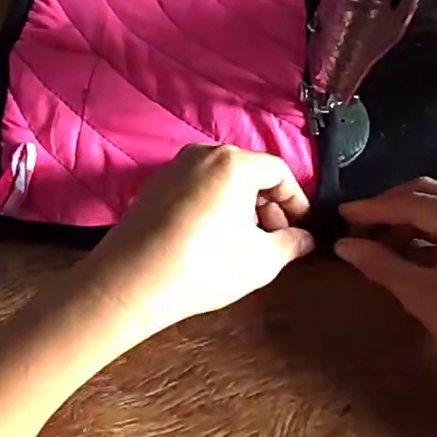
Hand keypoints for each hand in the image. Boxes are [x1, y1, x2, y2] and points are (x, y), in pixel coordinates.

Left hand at [79, 145, 314, 340]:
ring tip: (246, 242)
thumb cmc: (204, 267)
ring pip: (221, 179)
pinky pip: (196, 187)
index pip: (279, 171)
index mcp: (233, 162)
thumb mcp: (261, 260)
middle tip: (276, 238)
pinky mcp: (153, 186)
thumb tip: (305, 239)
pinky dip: (214, 205)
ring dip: (242, 206)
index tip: (301, 227)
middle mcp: (202, 154)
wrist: (131, 282)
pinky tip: (213, 238)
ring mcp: (173, 168)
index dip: (296, 200)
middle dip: (269, 204)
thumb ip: (291, 244)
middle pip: (249, 171)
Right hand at [333, 178, 436, 402]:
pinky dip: (429, 235)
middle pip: (431, 195)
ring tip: (377, 244)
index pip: (417, 202)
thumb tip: (343, 246)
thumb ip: (381, 264)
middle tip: (357, 228)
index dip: (375, 208)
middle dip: (390, 209)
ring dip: (408, 222)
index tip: (342, 214)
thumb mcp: (424, 296)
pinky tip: (406, 253)